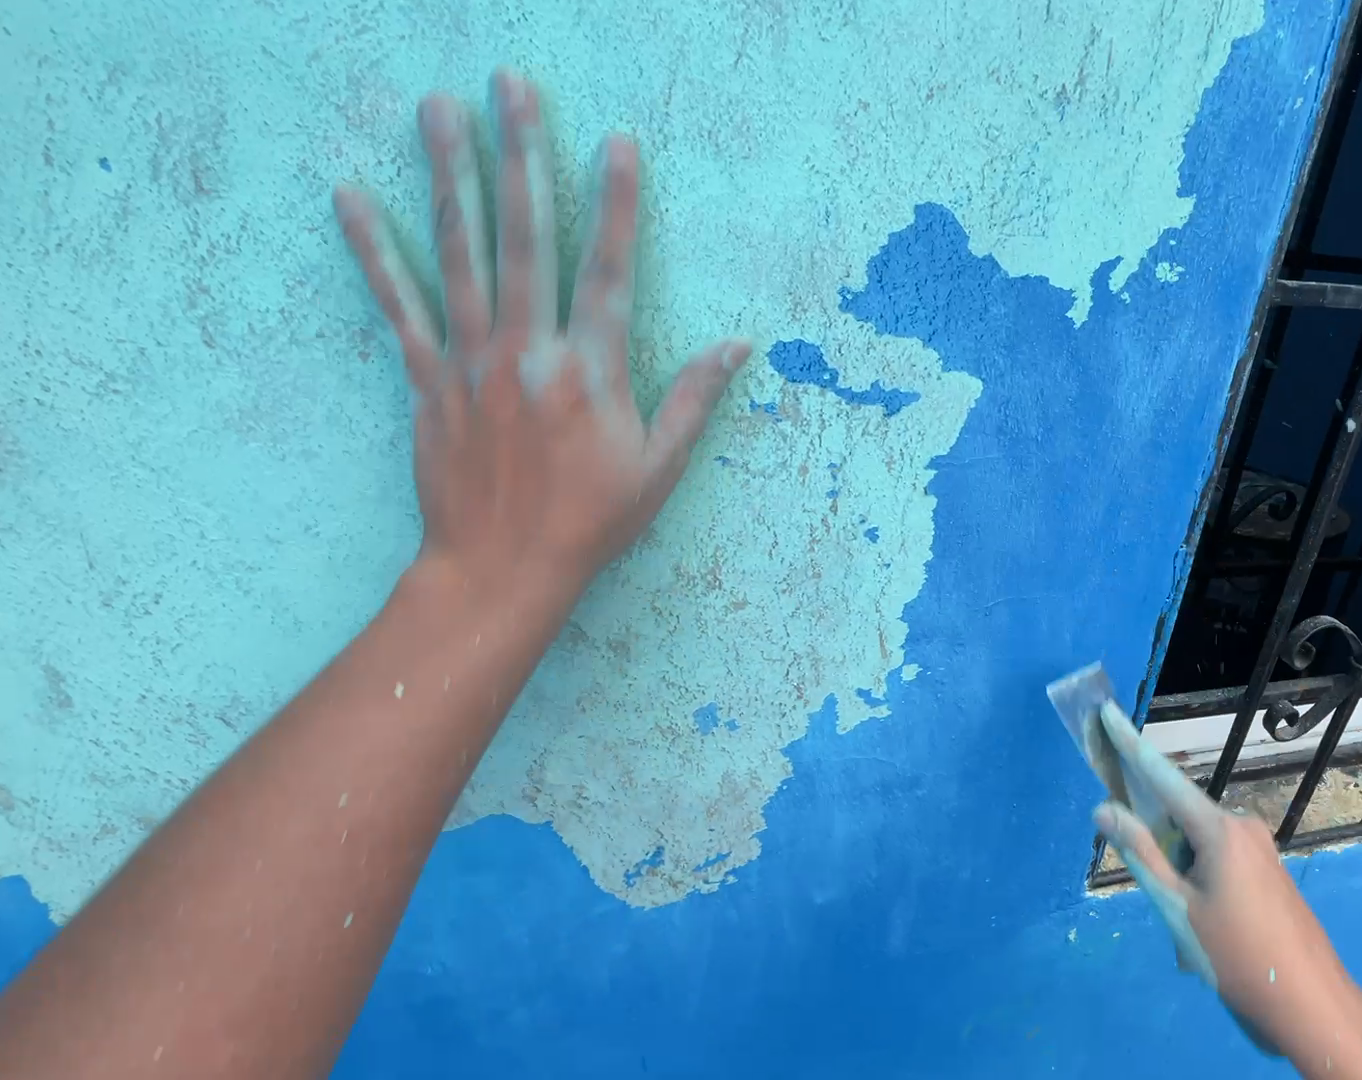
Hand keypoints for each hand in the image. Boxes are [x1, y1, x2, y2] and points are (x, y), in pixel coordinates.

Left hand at [333, 69, 749, 601]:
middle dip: (522, 157)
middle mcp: (530, 351)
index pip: (609, 272)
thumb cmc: (593, 521)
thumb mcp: (660, 466)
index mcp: (592, 371)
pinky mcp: (429, 381)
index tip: (615, 143)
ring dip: (451, 177)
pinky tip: (350, 197)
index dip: (615, 205)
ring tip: (438, 110)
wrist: (503, 568)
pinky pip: (399, 306)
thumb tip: (738, 346)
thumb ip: (695, 399)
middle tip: (511, 88)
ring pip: (460, 255)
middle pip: (527, 239)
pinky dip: (373, 251)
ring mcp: (472, 362)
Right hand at [1092, 709, 1361, 1075]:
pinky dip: (1200, 879)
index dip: (1131, 744)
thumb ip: (1139, 853)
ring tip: (1193, 930)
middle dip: (1159, 848)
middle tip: (1167, 903)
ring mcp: (1260, 846)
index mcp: (1219, 829)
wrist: (1314, 1008)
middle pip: (1179, 816)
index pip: (1163, 776)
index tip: (1107, 712)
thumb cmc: (1238, 957)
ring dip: (1181, 872)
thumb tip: (1103, 808)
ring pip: (1198, 843)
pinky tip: (1210, 926)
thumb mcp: (1178, 908)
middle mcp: (1242, 825)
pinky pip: (1219, 857)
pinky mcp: (1268, 867)